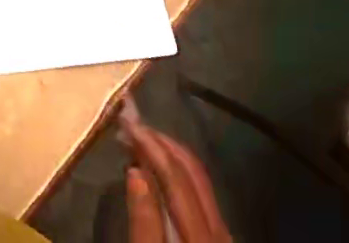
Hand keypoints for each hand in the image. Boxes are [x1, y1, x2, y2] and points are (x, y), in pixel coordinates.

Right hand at [120, 105, 230, 242]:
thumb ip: (145, 224)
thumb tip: (135, 171)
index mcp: (202, 231)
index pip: (175, 174)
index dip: (150, 144)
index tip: (126, 119)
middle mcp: (219, 224)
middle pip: (192, 170)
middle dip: (160, 142)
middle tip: (130, 124)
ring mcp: (222, 230)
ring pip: (197, 178)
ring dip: (168, 154)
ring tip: (141, 141)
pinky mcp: (218, 237)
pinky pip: (199, 192)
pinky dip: (176, 172)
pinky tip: (158, 170)